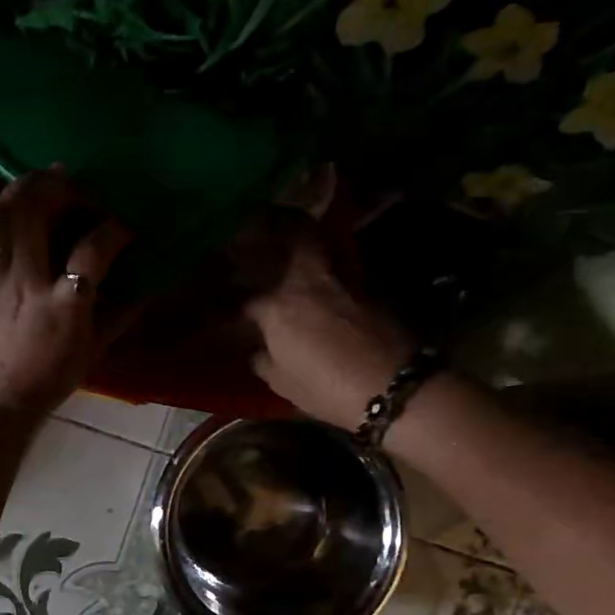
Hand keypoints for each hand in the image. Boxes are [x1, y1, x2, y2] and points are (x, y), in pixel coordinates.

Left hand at [0, 168, 131, 420]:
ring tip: (43, 177)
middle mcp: (29, 282)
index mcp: (65, 304)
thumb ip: (123, 313)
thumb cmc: (56, 374)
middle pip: (35, 214)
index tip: (126, 226)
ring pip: (3, 215)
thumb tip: (148, 284)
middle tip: (76, 184)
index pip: (92, 251)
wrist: (5, 395)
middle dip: (57, 188)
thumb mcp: (97, 348)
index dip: (113, 230)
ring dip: (24, 186)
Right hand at [241, 217, 414, 427]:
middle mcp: (305, 279)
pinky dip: (324, 256)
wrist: (393, 385)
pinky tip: (319, 269)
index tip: (221, 307)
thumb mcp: (284, 384)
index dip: (228, 303)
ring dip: (299, 233)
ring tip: (288, 236)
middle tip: (256, 225)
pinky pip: (337, 258)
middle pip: (283, 232)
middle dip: (268, 225)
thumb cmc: (329, 389)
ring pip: (314, 239)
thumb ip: (264, 360)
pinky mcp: (367, 281)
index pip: (242, 297)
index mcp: (277, 305)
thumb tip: (258, 349)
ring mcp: (339, 275)